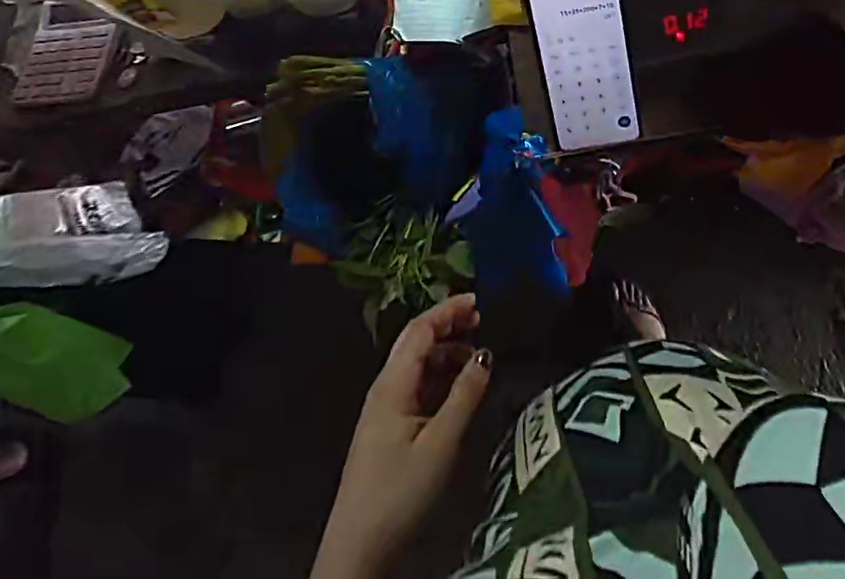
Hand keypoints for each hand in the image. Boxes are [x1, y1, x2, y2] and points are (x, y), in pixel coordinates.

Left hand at [311, 294, 491, 578]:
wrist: (359, 543)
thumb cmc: (400, 491)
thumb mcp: (440, 444)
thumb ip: (464, 396)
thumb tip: (485, 354)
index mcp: (393, 383)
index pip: (420, 329)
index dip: (447, 310)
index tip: (477, 301)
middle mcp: (386, 385)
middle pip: (416, 341)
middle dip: (447, 324)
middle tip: (481, 320)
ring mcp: (385, 405)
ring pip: (417, 363)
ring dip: (446, 351)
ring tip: (477, 352)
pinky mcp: (389, 424)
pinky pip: (416, 384)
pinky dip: (440, 375)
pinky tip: (459, 384)